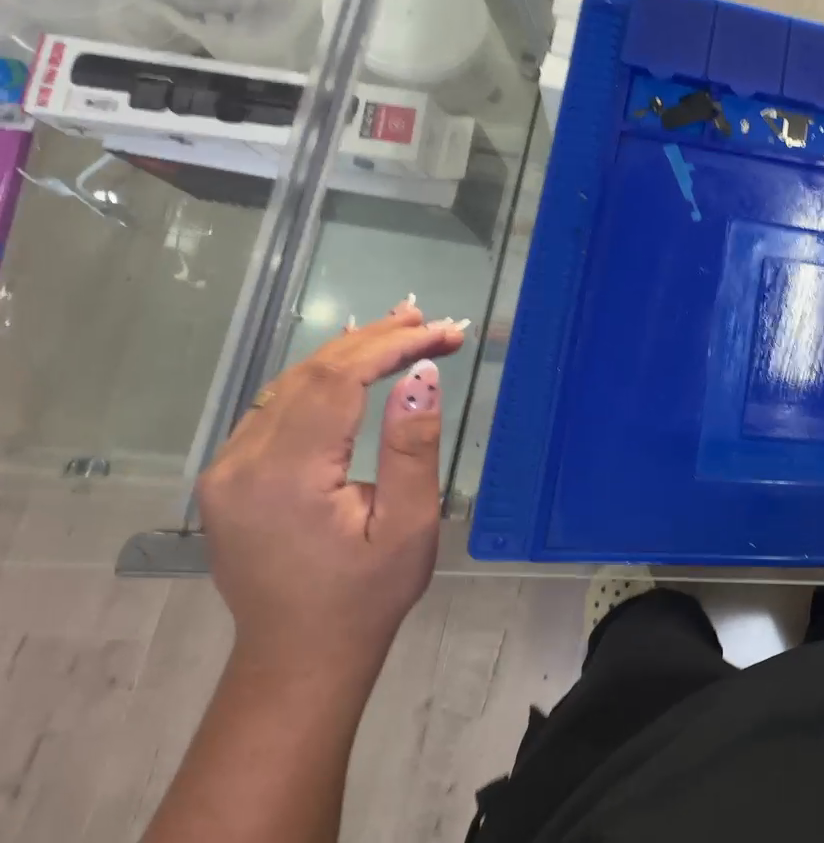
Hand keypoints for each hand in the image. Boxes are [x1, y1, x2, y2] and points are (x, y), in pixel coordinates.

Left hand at [196, 301, 465, 673]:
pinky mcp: (229, 476)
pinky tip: (358, 369)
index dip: (392, 346)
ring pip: (288, 385)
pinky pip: (276, 408)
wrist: (301, 652)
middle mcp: (241, 462)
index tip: (445, 333)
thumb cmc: (368, 592)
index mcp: (285, 475)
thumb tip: (422, 377)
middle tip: (435, 323)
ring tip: (406, 331)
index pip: (337, 381)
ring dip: (349, 354)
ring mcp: (226, 468)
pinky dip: (323, 379)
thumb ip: (412, 447)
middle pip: (308, 374)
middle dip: (375, 341)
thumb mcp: (409, 524)